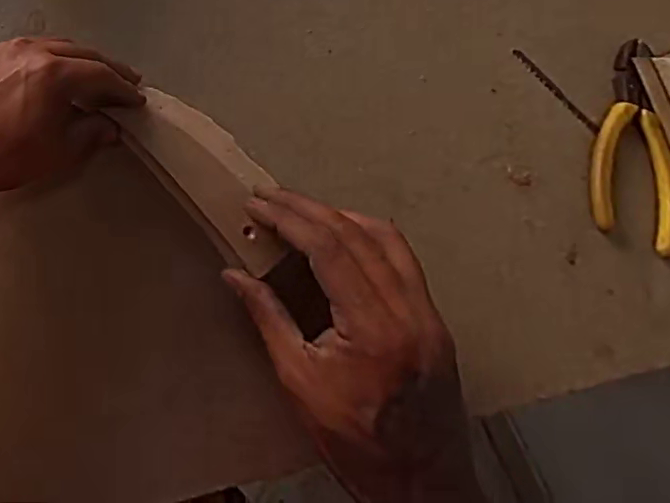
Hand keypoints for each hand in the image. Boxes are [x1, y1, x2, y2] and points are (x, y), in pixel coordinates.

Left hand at [0, 37, 142, 200]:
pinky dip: (55, 57)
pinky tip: (61, 72)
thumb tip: (110, 126)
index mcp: (52, 72)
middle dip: (107, 69)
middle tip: (126, 83)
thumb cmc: (5, 156)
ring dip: (81, 60)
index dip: (122, 88)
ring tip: (97, 77)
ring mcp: (10, 48)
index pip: (99, 74)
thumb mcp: (59, 150)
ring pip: (59, 46)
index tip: (136, 100)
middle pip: (82, 54)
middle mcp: (32, 50)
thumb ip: (92, 133)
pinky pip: (35, 48)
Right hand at [223, 188, 482, 502]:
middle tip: (268, 196)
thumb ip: (267, 317)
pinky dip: (368, 234)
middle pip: (354, 235)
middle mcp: (409, 316)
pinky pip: (403, 259)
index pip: (328, 249)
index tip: (257, 206)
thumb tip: (234, 275)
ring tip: (300, 208)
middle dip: (305, 207)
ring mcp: (429, 317)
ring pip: (385, 238)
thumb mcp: (298, 380)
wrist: (425, 490)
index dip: (287, 219)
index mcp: (375, 331)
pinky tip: (343, 234)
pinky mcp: (435, 323)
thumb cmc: (360, 446)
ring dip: (338, 215)